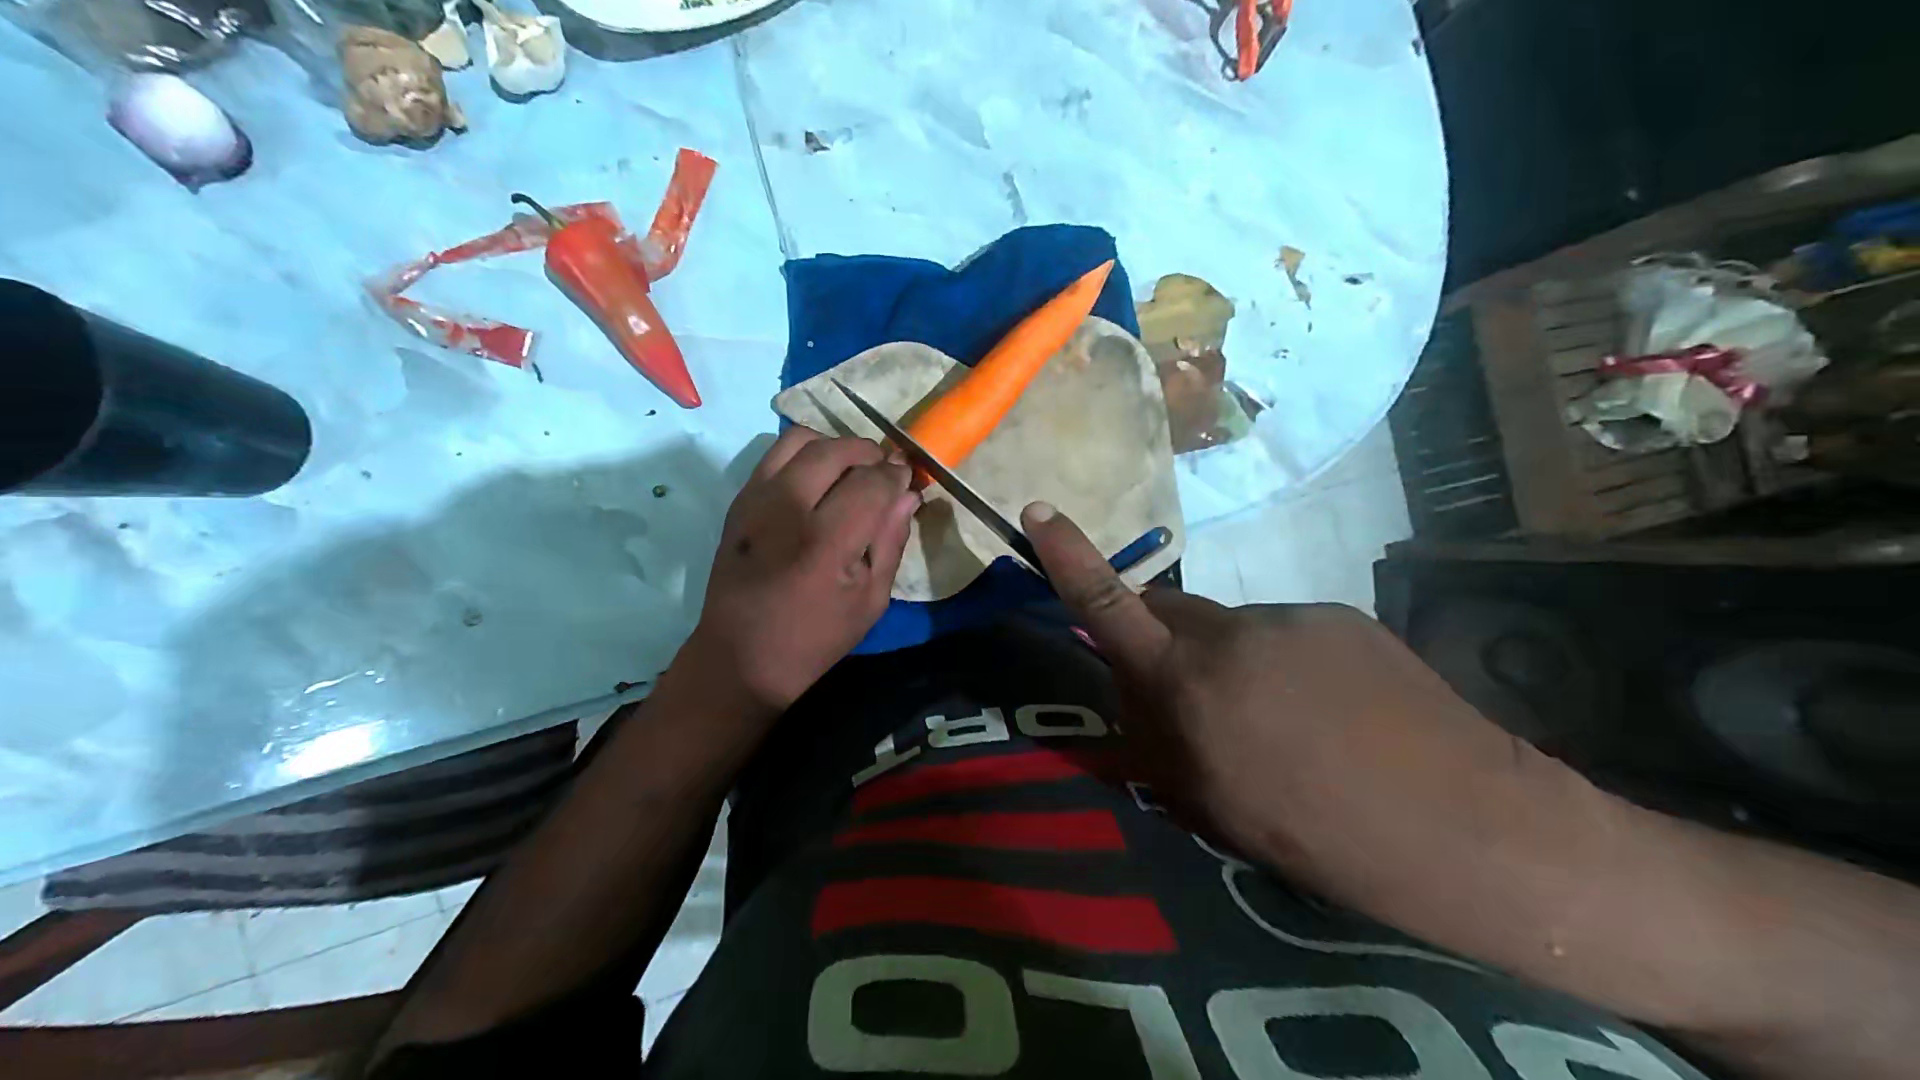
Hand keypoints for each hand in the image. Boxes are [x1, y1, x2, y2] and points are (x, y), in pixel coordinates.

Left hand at [669, 427, 917, 723]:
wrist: (741, 656)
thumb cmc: (815, 638)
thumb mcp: (870, 601)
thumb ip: (891, 541)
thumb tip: (909, 494)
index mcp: (826, 542)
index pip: (871, 482)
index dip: (896, 475)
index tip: (907, 479)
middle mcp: (788, 509)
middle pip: (836, 450)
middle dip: (869, 453)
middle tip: (883, 471)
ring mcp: (757, 500)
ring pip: (801, 440)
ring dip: (834, 446)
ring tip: (850, 470)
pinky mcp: (740, 500)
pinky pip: (774, 454)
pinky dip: (804, 454)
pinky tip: (818, 479)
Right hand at [1021, 501, 1550, 884]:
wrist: (1468, 826)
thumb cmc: (1319, 834)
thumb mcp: (1210, 801)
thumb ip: (1157, 734)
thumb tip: (1133, 690)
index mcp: (1191, 684)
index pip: (1110, 607)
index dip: (1067, 556)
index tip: (1038, 509)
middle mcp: (1234, 633)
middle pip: (1169, 611)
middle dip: (1161, 640)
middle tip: (1193, 698)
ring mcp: (1293, 617)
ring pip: (1232, 627)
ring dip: (1231, 660)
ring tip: (1285, 722)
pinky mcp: (1342, 615)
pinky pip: (1286, 631)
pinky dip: (1285, 661)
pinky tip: (1328, 710)